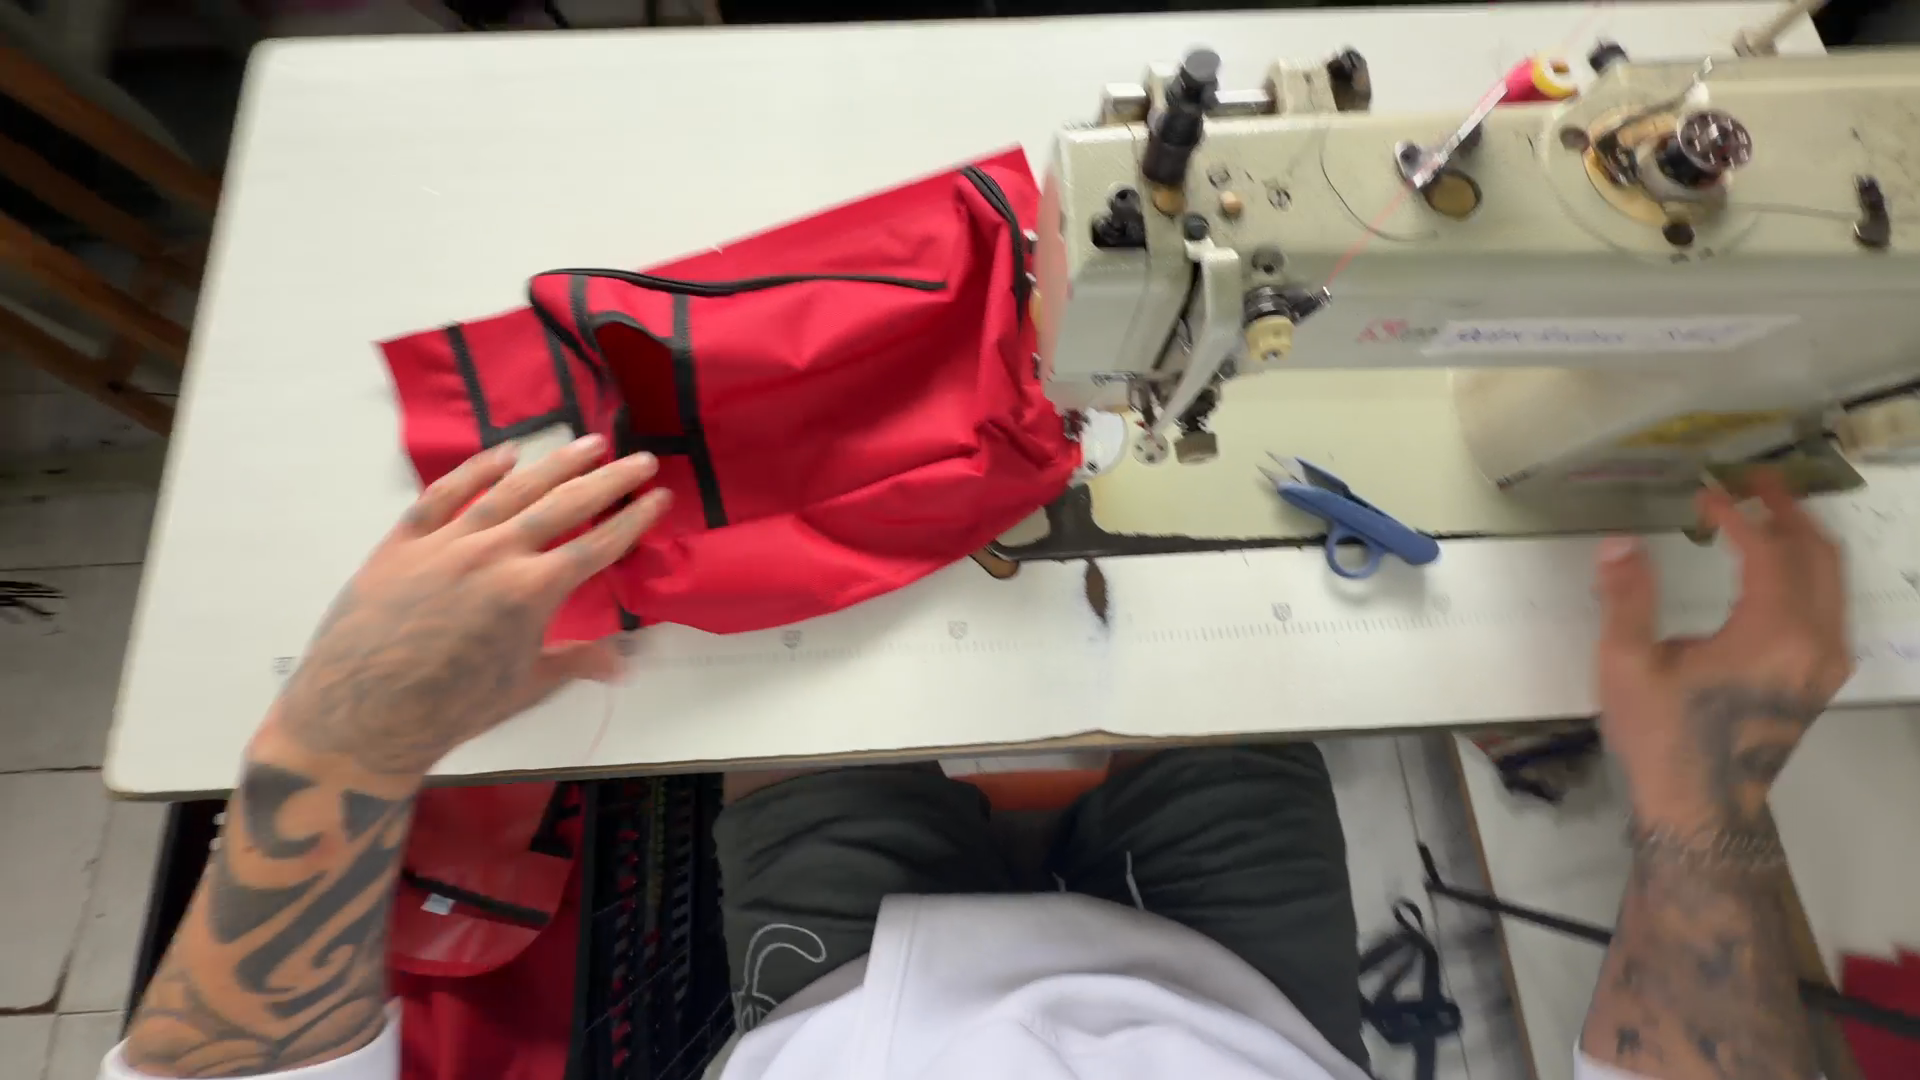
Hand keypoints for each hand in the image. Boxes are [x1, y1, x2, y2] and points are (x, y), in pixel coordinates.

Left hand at [269, 435, 671, 776]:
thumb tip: (627, 663)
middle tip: (640, 459)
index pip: (599, 545)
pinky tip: (505, 453)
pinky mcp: (403, 543)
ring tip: (589, 443)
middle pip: (566, 506)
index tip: (659, 497)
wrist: (358, 720)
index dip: (635, 520)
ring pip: (512, 490)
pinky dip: (475, 471)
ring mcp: (447, 544)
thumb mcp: (528, 684)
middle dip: (610, 480)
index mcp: (533, 591)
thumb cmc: (453, 709)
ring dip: (556, 464)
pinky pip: (442, 496)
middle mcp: (496, 555)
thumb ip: (579, 659)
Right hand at [1592, 470, 1850, 831]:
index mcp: (1772, 634)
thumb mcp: (1627, 663)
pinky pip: (1827, 606)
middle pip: (1821, 560)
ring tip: (1768, 514)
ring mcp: (1824, 662)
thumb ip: (1627, 600)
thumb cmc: (1659, 730)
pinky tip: (1775, 570)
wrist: (1698, 799)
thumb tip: (1619, 543)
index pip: (1768, 554)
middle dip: (1791, 514)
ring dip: (1803, 541)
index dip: (1738, 517)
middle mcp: (1815, 642)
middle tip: (1758, 482)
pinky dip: (1806, 572)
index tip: (1705, 494)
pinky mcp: (1817, 676)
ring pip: (1832, 582)